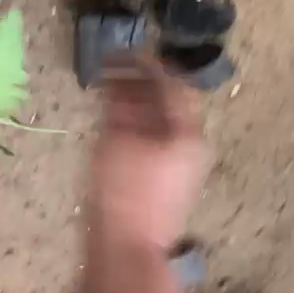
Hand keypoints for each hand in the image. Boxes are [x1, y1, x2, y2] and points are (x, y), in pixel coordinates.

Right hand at [89, 53, 206, 251]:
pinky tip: (110, 112)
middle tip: (111, 62)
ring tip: (106, 82)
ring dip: (133, 95)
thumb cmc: (126, 190)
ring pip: (157, 115)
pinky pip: (150, 132)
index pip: (174, 84)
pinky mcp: (158, 171)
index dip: (151, 63)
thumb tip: (123, 68)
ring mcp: (174, 158)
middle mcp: (186, 141)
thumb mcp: (123, 139)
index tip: (126, 48)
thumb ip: (124, 102)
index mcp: (187, 132)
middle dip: (139, 78)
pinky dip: (131, 116)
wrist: (128, 244)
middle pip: (167, 98)